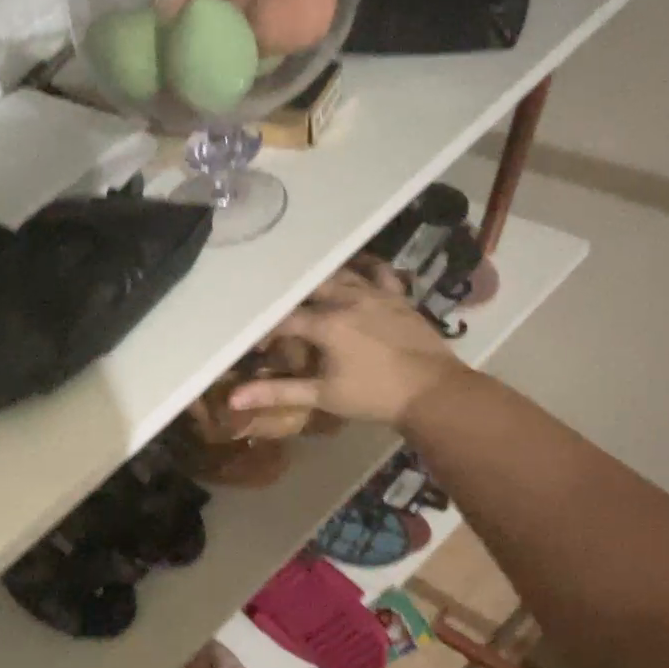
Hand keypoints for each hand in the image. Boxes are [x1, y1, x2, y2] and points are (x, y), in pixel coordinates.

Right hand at [229, 266, 469, 427]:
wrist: (434, 393)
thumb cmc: (374, 396)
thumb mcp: (322, 395)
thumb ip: (277, 392)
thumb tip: (234, 398)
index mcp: (327, 324)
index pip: (283, 320)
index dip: (265, 332)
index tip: (257, 345)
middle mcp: (349, 300)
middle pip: (309, 288)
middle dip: (290, 299)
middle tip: (280, 314)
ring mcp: (377, 294)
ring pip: (341, 275)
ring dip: (320, 282)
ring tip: (306, 292)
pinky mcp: (398, 297)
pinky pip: (379, 272)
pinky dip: (364, 269)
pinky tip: (354, 271)